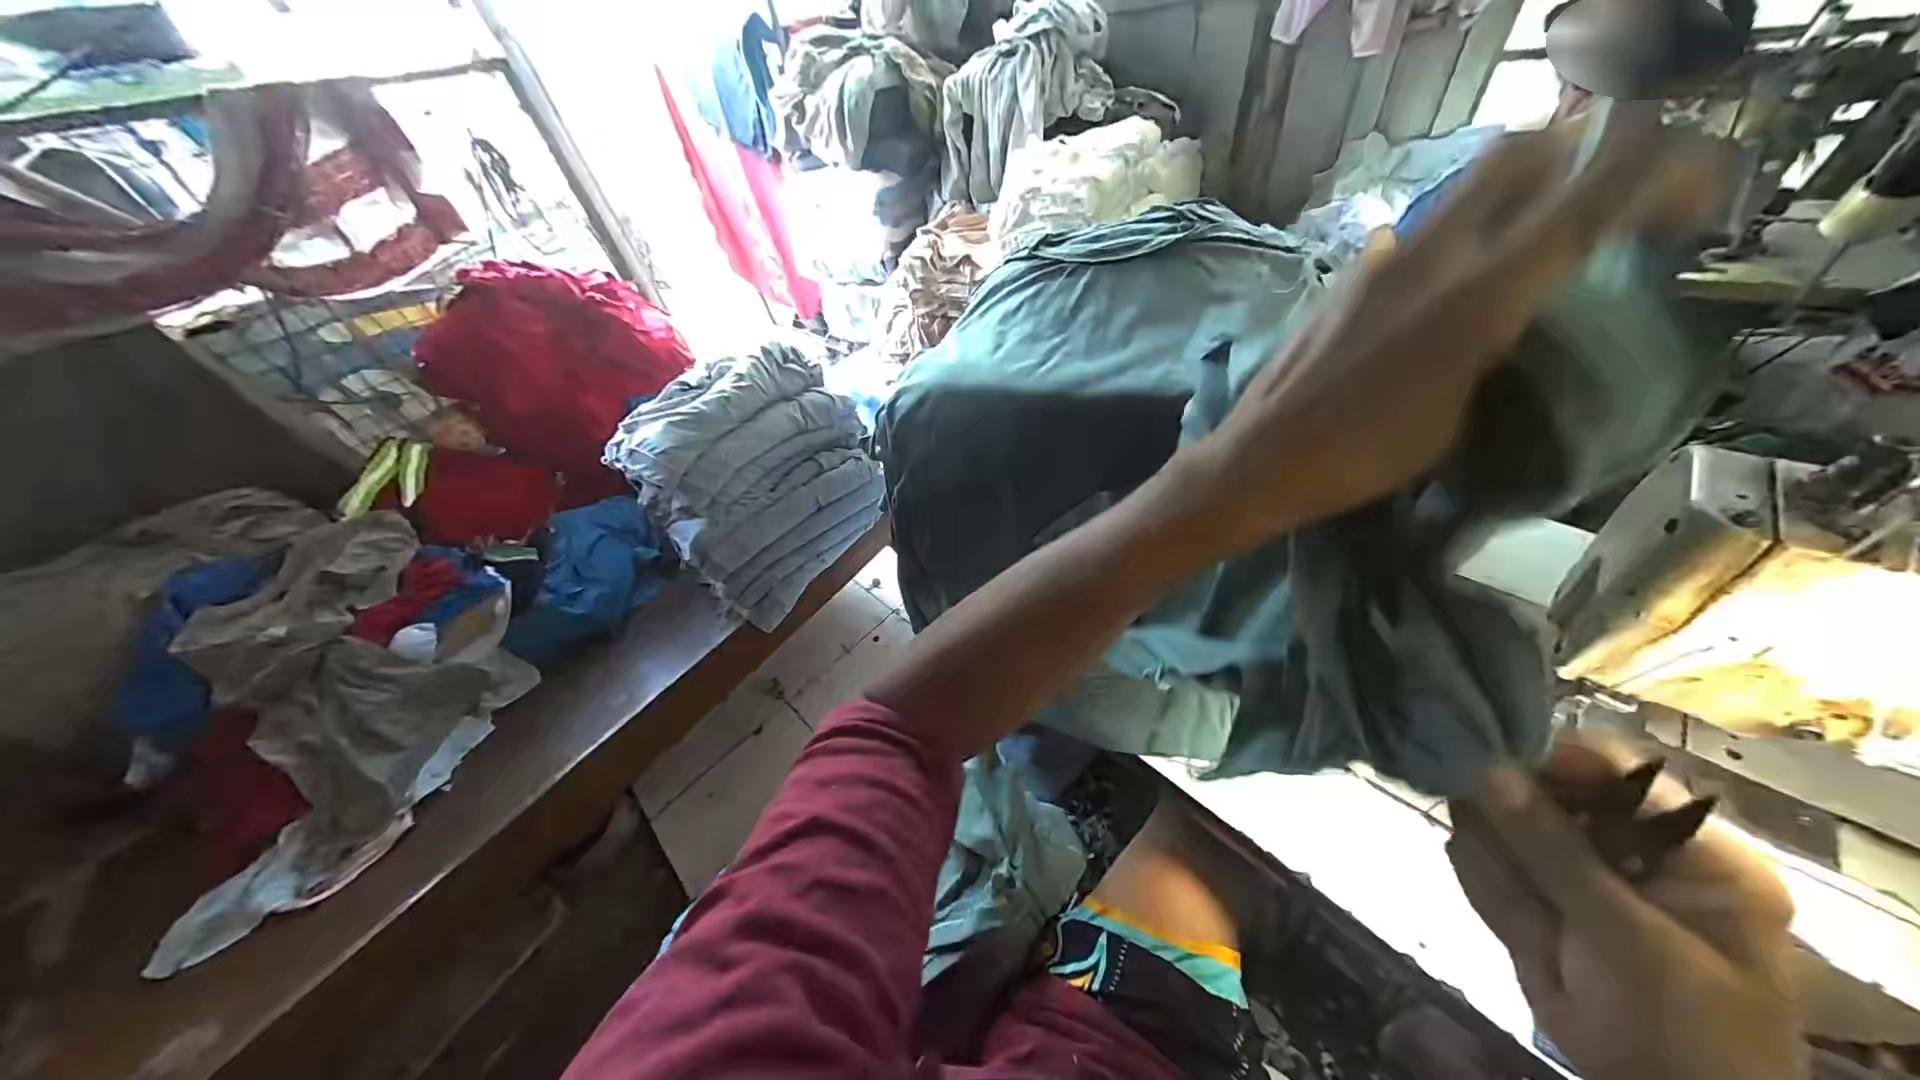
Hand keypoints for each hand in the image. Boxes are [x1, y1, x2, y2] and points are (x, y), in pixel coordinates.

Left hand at [1177, 121, 1717, 552]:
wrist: (1260, 458)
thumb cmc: (1360, 457)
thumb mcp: (1458, 414)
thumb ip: (1502, 343)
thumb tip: (1522, 309)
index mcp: (1482, 291)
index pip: (1601, 184)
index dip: (1669, 169)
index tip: (1686, 202)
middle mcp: (1432, 253)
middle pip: (1527, 149)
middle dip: (1586, 154)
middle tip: (1605, 202)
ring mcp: (1381, 258)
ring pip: (1469, 182)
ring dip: (1519, 188)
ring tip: (1535, 237)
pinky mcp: (1347, 276)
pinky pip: (1422, 226)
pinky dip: (1462, 227)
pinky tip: (1460, 275)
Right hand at [1448, 740, 1801, 1079]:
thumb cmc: (1680, 1024)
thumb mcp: (1621, 933)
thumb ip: (1550, 846)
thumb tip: (1486, 766)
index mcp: (1692, 849)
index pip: (1614, 771)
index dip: (1552, 760)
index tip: (1491, 763)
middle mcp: (1632, 849)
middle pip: (1547, 794)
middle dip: (1511, 821)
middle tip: (1499, 849)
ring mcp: (1578, 874)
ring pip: (1505, 829)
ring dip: (1499, 862)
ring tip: (1539, 923)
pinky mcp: (1537, 895)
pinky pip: (1489, 864)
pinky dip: (1487, 883)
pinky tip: (1529, 932)